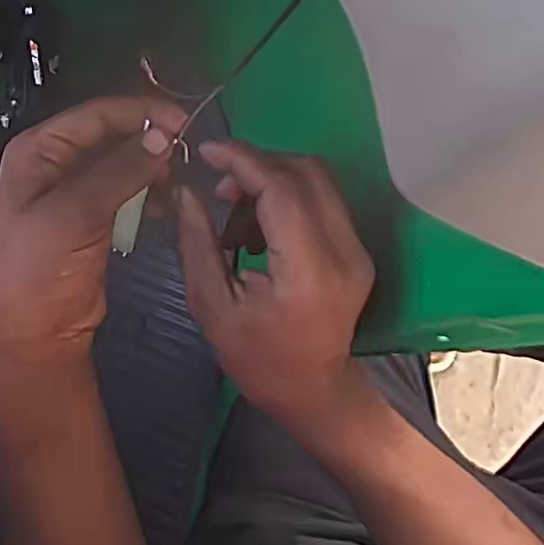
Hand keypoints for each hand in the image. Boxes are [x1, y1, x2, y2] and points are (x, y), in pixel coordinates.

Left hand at [0, 96, 187, 364]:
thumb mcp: (76, 212)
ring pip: (125, 164)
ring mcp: (77, 193)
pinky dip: (148, 192)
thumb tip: (162, 135)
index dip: (140, 112)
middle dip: (150, 140)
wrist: (36, 334)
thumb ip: (121, 169)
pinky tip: (164, 201)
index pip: (96, 114)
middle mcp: (56, 165)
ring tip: (177, 177)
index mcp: (38, 151)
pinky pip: (128, 192)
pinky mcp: (96, 218)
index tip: (181, 120)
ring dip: (152, 167)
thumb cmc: (38, 271)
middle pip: (113, 136)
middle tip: (186, 149)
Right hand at [175, 141, 375, 431]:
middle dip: (257, 164)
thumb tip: (186, 192)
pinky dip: (287, 195)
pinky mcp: (357, 249)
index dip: (243, 161)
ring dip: (272, 178)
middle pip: (306, 173)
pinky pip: (322, 198)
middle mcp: (344, 253)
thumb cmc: (259, 361)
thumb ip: (198, 245)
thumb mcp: (213, 308)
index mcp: (308, 272)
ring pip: (317, 180)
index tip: (207, 152)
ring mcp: (357, 250)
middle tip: (220, 188)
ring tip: (236, 213)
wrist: (316, 392)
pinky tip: (259, 226)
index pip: (282, 189)